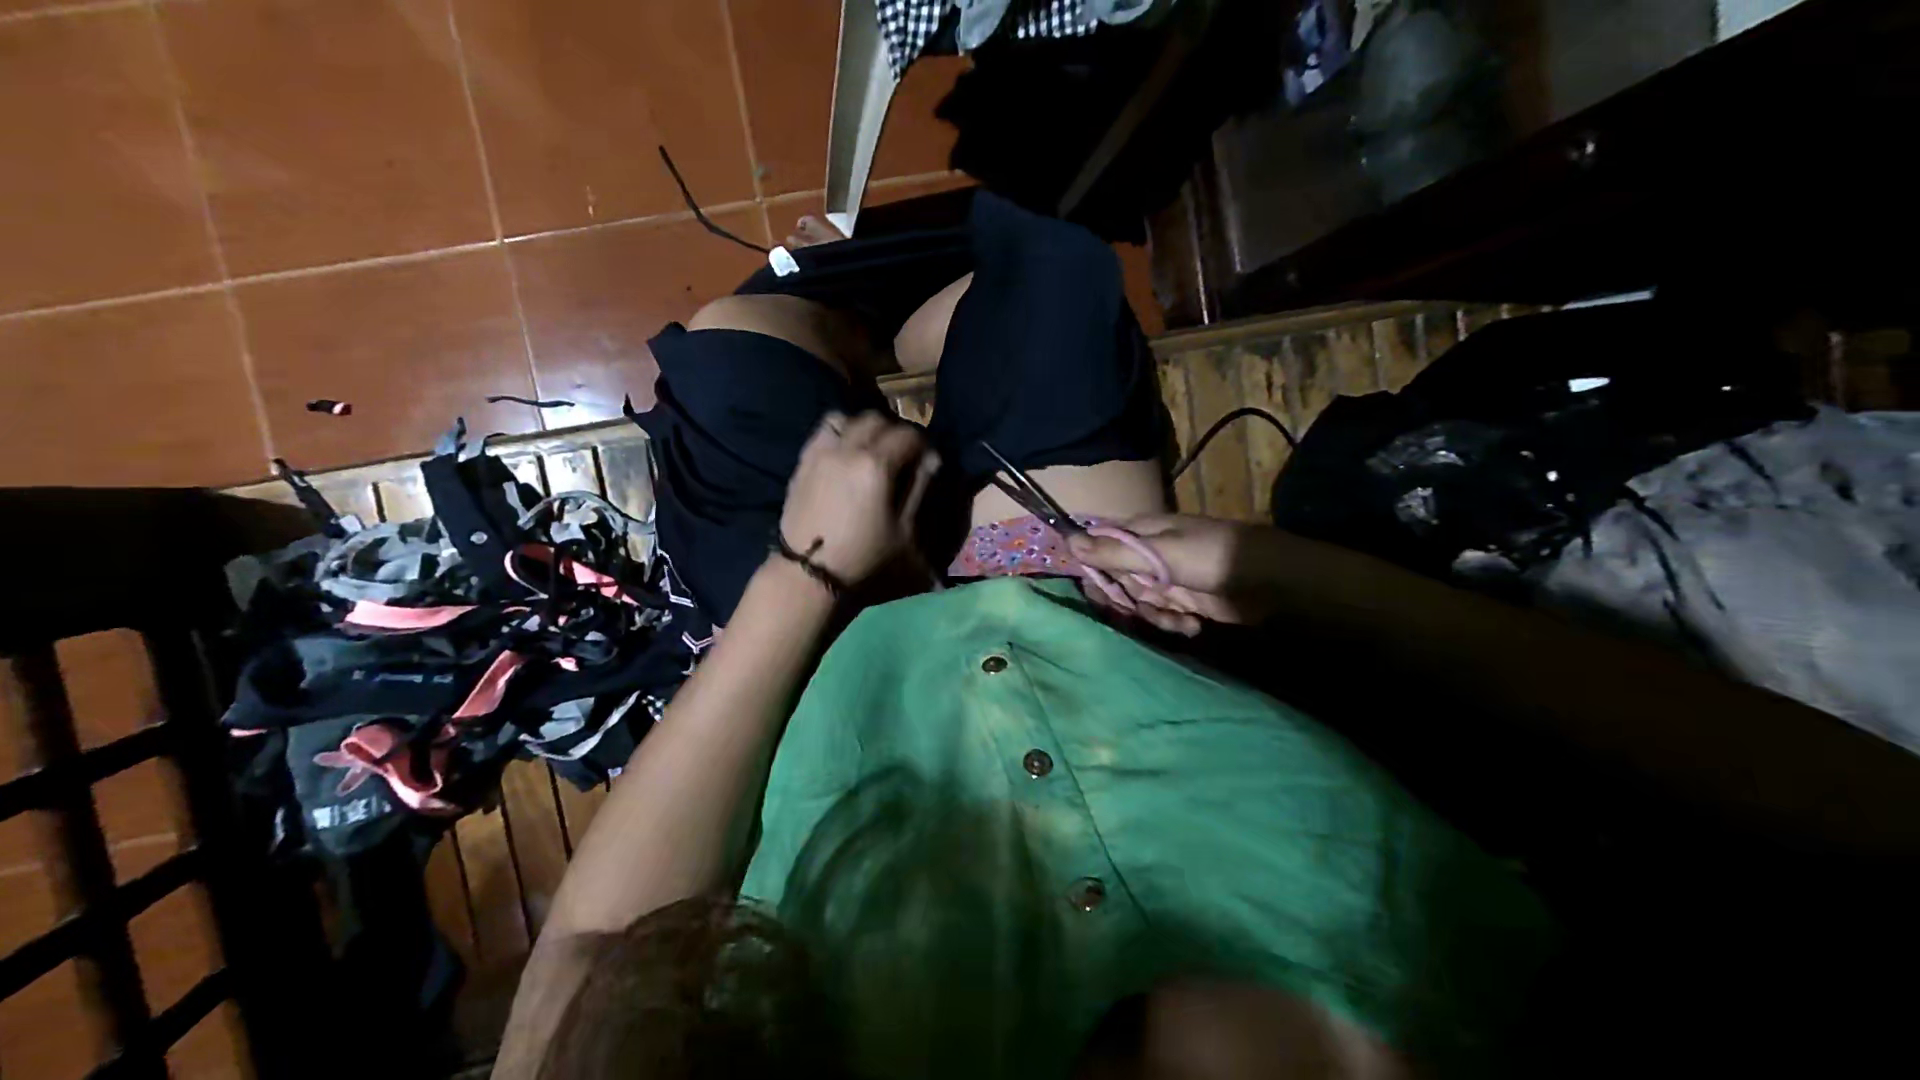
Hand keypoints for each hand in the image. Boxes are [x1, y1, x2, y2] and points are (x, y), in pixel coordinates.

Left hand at [779, 411, 938, 586]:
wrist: (808, 570)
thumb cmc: (863, 556)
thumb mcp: (904, 531)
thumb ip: (920, 489)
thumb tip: (932, 460)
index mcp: (876, 465)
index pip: (908, 436)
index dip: (923, 446)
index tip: (927, 462)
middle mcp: (847, 449)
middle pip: (878, 420)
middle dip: (895, 432)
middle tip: (902, 455)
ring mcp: (821, 452)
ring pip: (848, 419)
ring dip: (865, 429)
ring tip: (872, 451)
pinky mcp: (803, 461)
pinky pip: (824, 431)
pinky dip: (840, 433)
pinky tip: (845, 455)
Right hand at [1068, 514, 1277, 635]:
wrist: (1269, 581)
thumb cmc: (1211, 557)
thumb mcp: (1158, 554)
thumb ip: (1113, 551)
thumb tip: (1068, 540)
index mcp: (1138, 534)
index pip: (1098, 546)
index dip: (1093, 569)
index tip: (1099, 589)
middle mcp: (1146, 556)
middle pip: (1113, 580)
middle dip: (1123, 601)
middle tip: (1137, 609)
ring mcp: (1165, 580)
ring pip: (1136, 603)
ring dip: (1152, 615)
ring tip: (1176, 618)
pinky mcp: (1182, 602)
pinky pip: (1160, 616)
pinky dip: (1172, 623)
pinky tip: (1192, 625)